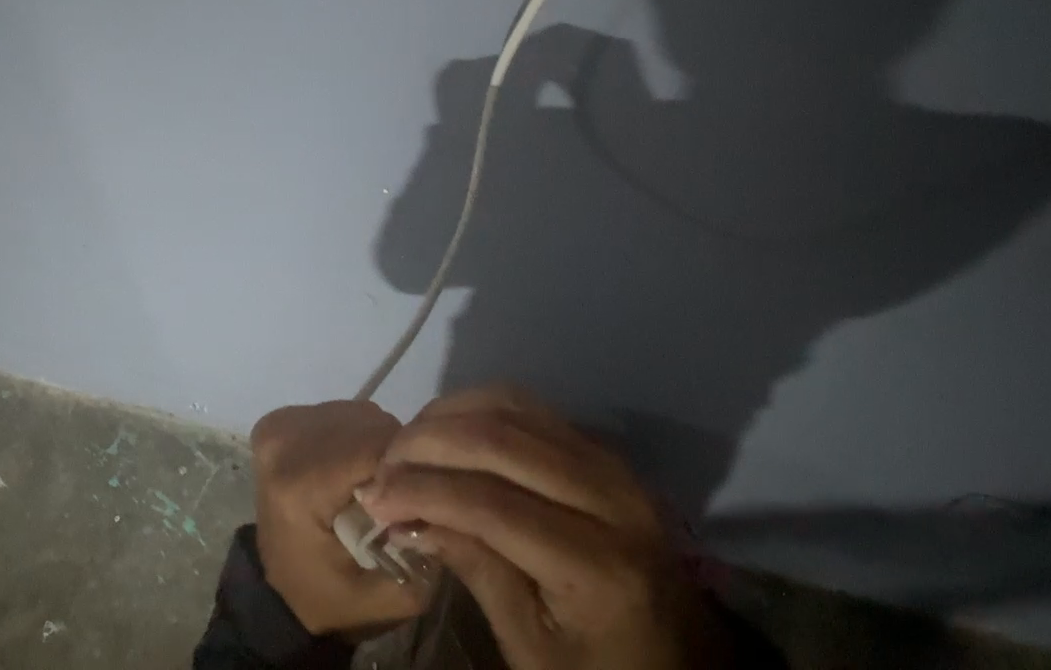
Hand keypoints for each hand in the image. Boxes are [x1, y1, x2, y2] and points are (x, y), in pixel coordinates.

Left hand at [250, 400, 429, 635]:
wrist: (280, 590)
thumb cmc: (333, 596)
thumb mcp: (391, 596)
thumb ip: (422, 553)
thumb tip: (445, 500)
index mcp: (300, 486)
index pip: (377, 447)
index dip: (409, 469)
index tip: (419, 498)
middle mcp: (284, 445)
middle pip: (369, 425)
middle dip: (396, 456)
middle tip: (400, 494)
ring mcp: (279, 428)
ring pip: (359, 415)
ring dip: (378, 444)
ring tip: (377, 483)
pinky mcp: (280, 421)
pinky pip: (341, 413)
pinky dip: (358, 437)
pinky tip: (356, 469)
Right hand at [357, 387, 730, 668]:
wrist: (681, 659)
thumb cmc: (598, 668)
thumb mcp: (529, 646)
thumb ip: (472, 567)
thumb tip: (402, 512)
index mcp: (598, 566)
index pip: (490, 504)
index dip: (422, 491)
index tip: (370, 496)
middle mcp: (611, 498)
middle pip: (499, 440)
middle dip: (425, 444)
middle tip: (381, 466)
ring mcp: (610, 464)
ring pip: (511, 407)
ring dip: (447, 416)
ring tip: (406, 445)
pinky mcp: (601, 449)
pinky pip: (530, 406)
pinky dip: (477, 407)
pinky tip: (446, 429)